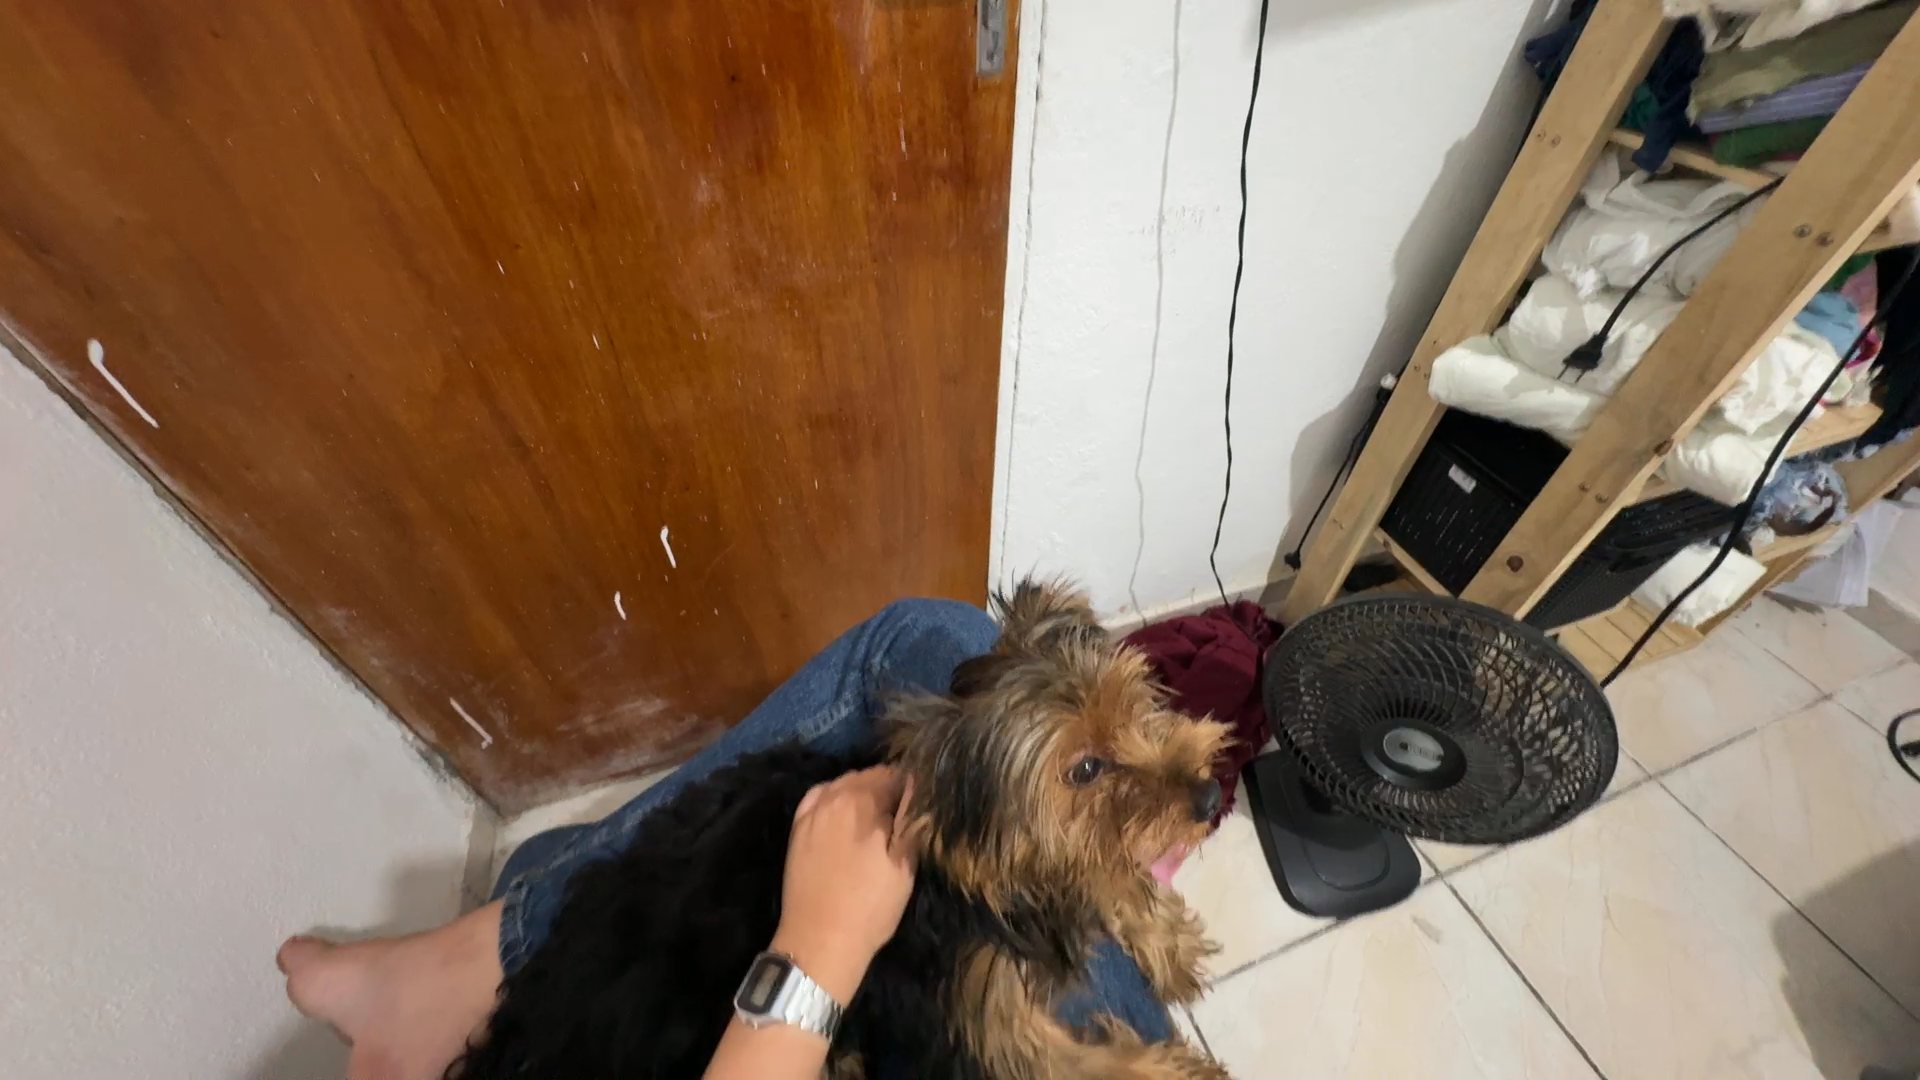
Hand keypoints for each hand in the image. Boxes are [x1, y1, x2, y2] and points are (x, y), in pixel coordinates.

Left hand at [768, 766, 916, 1001]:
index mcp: (864, 801)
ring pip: (844, 783)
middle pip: (868, 776)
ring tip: (874, 817)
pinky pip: (819, 796)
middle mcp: (836, 796)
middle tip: (900, 814)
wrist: (819, 941)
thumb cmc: (870, 906)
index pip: (895, 775)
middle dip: (886, 787)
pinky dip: (834, 796)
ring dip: (862, 791)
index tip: (919, 805)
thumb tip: (918, 786)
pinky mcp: (798, 827)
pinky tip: (843, 812)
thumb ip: (912, 819)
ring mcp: (813, 811)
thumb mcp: (905, 865)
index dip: (912, 787)